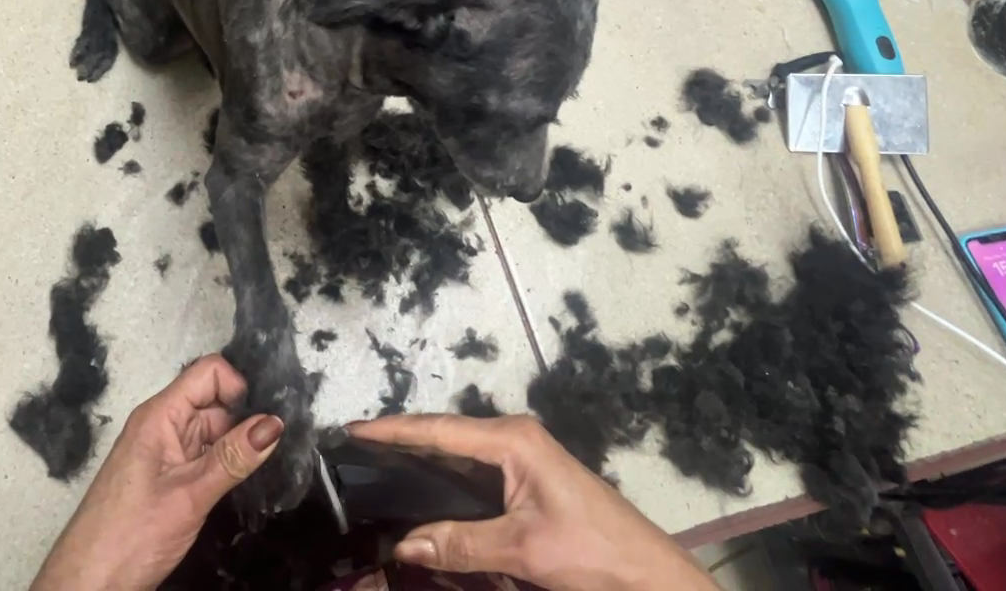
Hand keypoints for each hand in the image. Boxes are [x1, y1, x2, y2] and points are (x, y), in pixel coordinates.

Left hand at [31, 356, 283, 590]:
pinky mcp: (167, 475)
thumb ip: (233, 458)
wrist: (87, 587)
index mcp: (160, 415)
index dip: (238, 387)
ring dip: (234, 445)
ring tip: (260, 468)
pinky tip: (239, 481)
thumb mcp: (189, 496)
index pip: (209, 372)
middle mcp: (162, 424)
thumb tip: (275, 422)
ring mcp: (164, 451)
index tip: (260, 421)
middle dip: (243, 419)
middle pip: (213, 401)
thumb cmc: (130, 537)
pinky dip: (223, 464)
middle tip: (273, 448)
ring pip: (211, 430)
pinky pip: (203, 454)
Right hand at [348, 414, 717, 590]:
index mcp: (512, 439)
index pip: (440, 430)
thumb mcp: (523, 550)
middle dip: (403, 439)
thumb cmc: (591, 553)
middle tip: (358, 449)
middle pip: (446, 434)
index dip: (395, 429)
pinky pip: (475, 471)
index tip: (354, 428)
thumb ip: (461, 544)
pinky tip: (426, 490)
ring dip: (423, 458)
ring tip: (381, 465)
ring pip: (460, 453)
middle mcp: (514, 436)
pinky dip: (446, 478)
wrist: (651, 576)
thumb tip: (403, 546)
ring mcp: (522, 455)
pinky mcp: (527, 477)